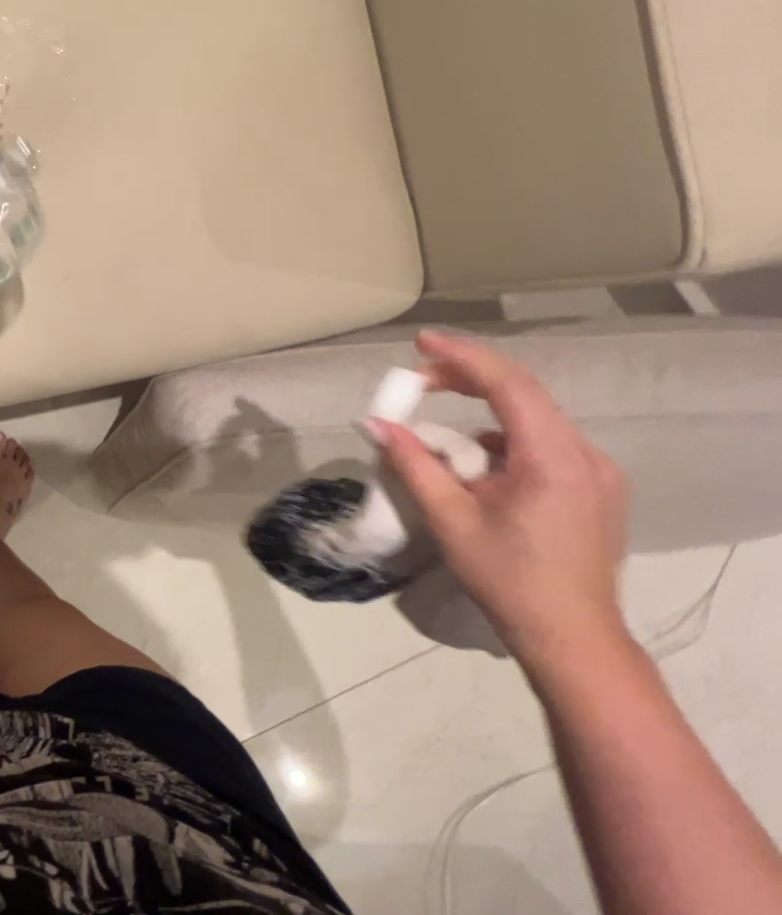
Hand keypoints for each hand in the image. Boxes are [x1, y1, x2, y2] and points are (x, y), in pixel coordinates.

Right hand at [373, 331, 631, 666]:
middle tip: (416, 381)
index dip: (463, 357)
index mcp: (553, 458)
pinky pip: (543, 446)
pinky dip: (502, 442)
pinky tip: (474, 467)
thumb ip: (414, 464)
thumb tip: (377, 424)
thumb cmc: (505, 576)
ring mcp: (596, 472)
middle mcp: (585, 455)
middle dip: (467, 380)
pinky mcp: (594, 488)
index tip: (420, 342)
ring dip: (482, 415)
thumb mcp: (449, 518)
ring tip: (437, 438)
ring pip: (532, 422)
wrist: (569, 632)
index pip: (510, 386)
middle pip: (524, 396)